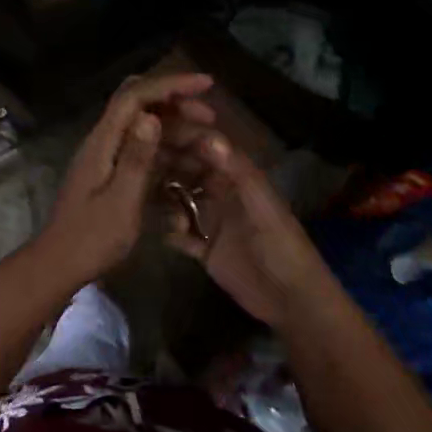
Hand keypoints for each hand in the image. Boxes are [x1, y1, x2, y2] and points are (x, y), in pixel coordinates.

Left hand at [38, 74, 215, 279]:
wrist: (60, 264)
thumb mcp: (121, 201)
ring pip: (142, 127)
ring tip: (208, 140)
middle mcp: (103, 141)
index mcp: (102, 142)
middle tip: (210, 115)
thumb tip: (150, 117)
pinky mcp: (111, 173)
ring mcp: (106, 156)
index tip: (206, 84)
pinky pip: (142, 149)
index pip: (135, 96)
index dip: (170, 84)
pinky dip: (166, 149)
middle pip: (138, 104)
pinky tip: (189, 162)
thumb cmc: (92, 238)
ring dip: (175, 127)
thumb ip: (136, 158)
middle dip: (175, 102)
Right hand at [159, 127, 330, 327]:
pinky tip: (172, 235)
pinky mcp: (201, 248)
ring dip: (164, 199)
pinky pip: (176, 232)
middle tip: (140, 166)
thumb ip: (237, 172)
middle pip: (184, 170)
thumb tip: (208, 137)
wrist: (292, 302)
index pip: (204, 146)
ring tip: (156, 205)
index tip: (153, 130)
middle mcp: (219, 192)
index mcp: (237, 177)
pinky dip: (170, 231)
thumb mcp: (262, 205)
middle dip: (164, 165)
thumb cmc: (283, 247)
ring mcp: (209, 220)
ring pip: (175, 199)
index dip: (181, 135)